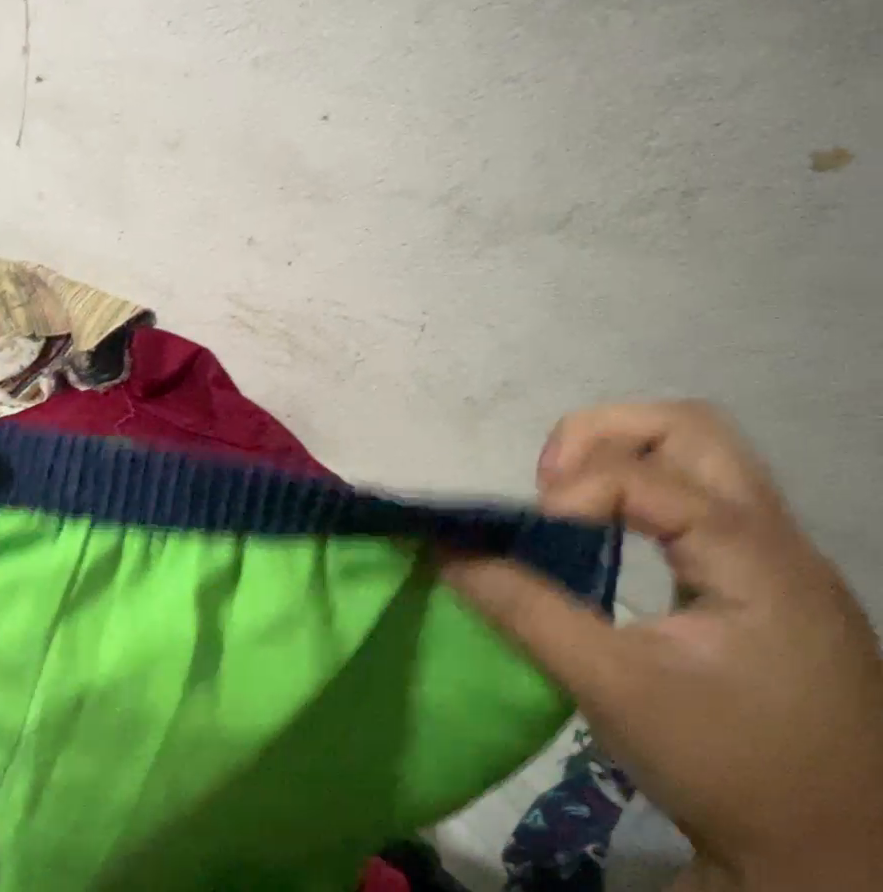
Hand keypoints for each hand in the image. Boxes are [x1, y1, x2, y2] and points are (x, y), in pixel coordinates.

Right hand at [441, 401, 882, 888]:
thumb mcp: (612, 687)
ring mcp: (774, 561)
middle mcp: (775, 542)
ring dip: (618, 459)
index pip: (652, 476)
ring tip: (559, 505)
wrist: (834, 854)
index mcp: (755, 561)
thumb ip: (523, 609)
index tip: (523, 533)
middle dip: (601, 436)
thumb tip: (444, 550)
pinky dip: (634, 494)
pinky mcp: (760, 585)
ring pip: (700, 458)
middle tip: (543, 486)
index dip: (573, 488)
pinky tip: (596, 538)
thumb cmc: (729, 765)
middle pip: (692, 429)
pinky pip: (697, 500)